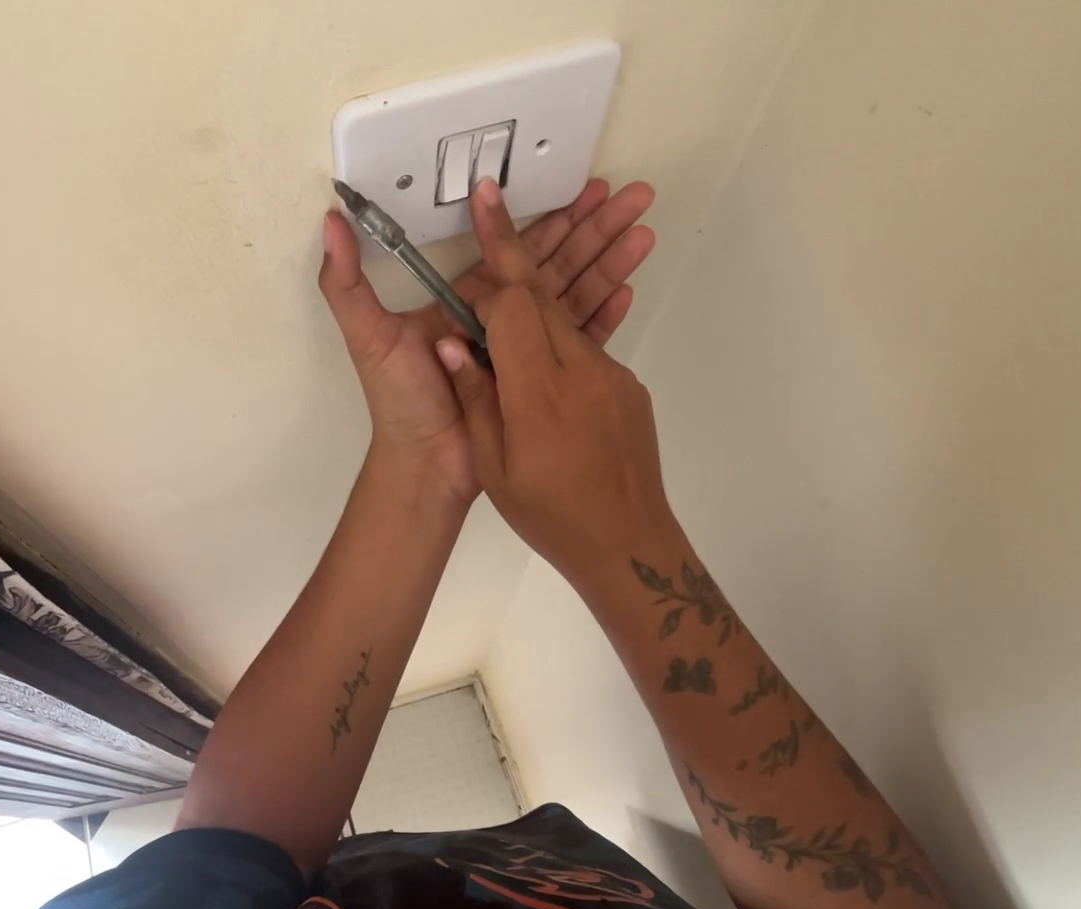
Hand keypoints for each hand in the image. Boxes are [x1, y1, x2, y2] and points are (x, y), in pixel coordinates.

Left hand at [318, 178, 656, 503]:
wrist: (428, 465)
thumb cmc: (400, 403)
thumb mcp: (367, 337)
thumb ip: (346, 282)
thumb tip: (331, 218)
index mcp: (467, 303)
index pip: (515, 252)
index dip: (552, 219)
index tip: (585, 189)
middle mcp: (499, 322)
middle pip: (555, 266)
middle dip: (595, 231)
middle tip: (635, 197)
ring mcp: (523, 353)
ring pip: (573, 297)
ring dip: (609, 264)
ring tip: (644, 234)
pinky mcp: (542, 384)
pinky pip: (578, 344)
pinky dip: (603, 317)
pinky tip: (629, 290)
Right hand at [436, 179, 677, 580]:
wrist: (627, 544)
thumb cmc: (551, 515)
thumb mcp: (497, 467)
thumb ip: (476, 399)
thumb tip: (453, 343)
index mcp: (536, 392)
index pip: (512, 304)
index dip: (495, 252)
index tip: (484, 203)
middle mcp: (578, 371)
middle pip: (547, 291)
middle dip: (523, 239)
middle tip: (505, 193)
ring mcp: (609, 377)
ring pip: (578, 306)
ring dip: (580, 255)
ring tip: (612, 198)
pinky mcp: (627, 387)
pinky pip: (595, 338)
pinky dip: (583, 312)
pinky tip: (610, 280)